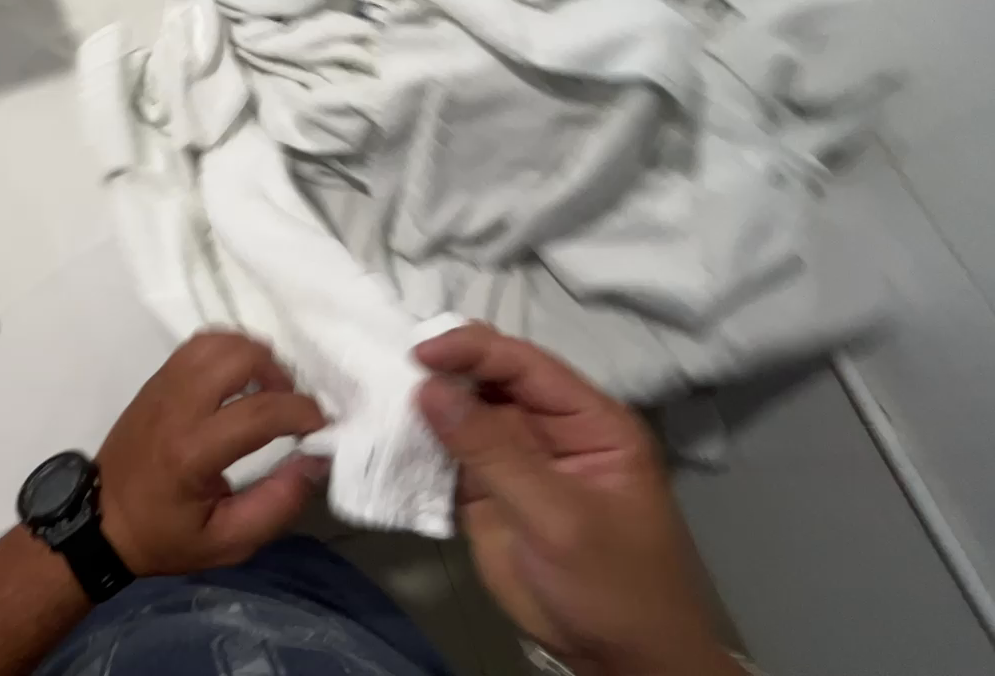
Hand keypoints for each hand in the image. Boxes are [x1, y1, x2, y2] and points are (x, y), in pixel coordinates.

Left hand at [95, 332, 328, 576]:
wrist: (101, 518)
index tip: (322, 424)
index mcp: (193, 451)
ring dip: (252, 354)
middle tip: (290, 402)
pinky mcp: (157, 378)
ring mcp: (163, 384)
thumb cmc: (165, 535)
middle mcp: (177, 406)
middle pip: (237, 356)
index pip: (259, 412)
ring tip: (267, 386)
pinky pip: (198, 344)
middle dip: (278, 372)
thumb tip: (315, 460)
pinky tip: (239, 376)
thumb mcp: (227, 542)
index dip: (301, 411)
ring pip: (216, 340)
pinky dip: (227, 349)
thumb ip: (277, 504)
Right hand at [414, 325, 738, 675]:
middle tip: (388, 364)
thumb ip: (493, 450)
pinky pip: (445, 446)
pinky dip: (416, 436)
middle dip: (441, 366)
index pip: (523, 363)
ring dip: (422, 399)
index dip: (471, 349)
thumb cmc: (611, 587)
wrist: (618, 664)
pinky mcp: (483, 483)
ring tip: (376, 389)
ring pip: (460, 407)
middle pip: (488, 376)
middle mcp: (546, 425)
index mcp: (586, 420)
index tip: (418, 353)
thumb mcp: (558, 517)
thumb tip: (428, 387)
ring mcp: (512, 454)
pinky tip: (385, 427)